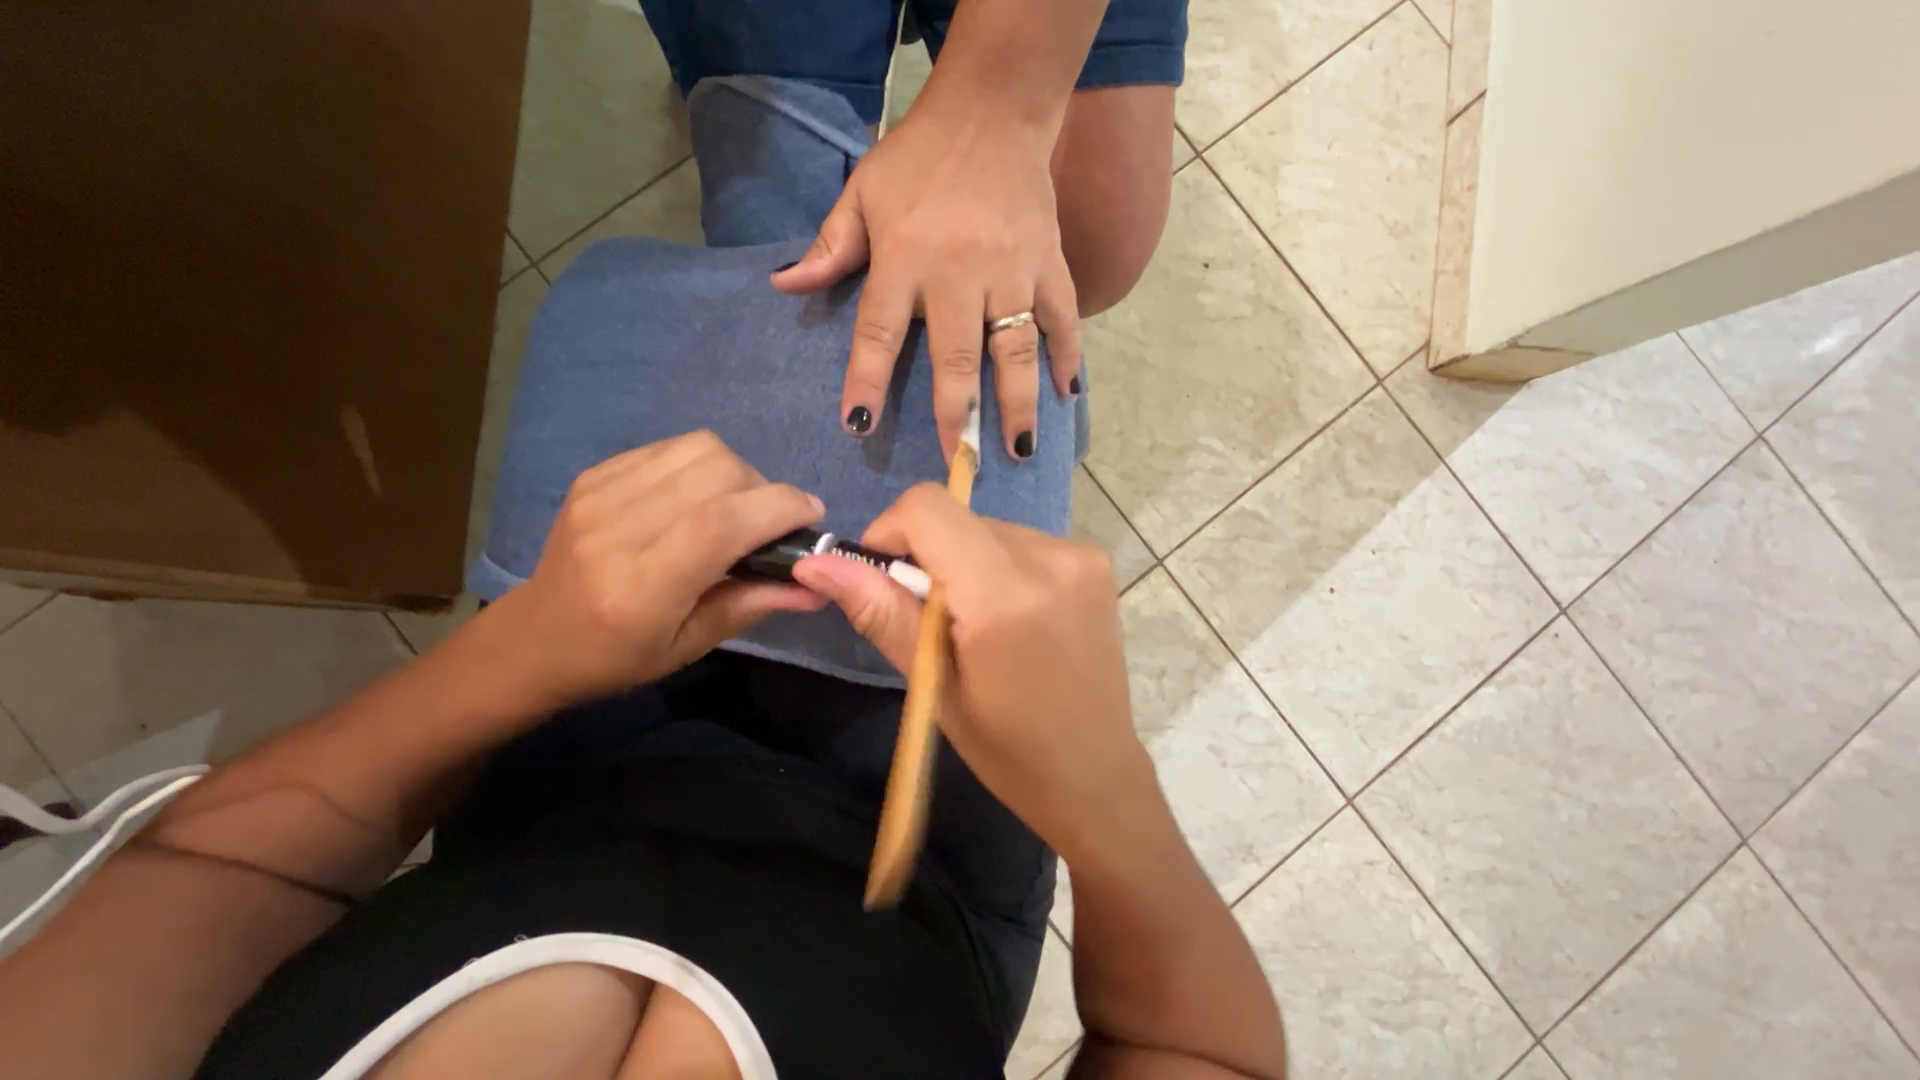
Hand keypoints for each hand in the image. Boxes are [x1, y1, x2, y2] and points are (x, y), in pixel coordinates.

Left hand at [489, 432, 827, 706]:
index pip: (720, 523)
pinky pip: (671, 448)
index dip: (777, 507)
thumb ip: (752, 606)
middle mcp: (617, 530)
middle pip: (715, 472)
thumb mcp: (689, 646)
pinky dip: (702, 466)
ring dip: (737, 472)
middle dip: (763, 489)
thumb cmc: (618, 656)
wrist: (535, 636)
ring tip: (737, 506)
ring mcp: (600, 494)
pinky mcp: (594, 474)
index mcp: (641, 588)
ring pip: (698, 448)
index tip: (810, 515)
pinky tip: (698, 497)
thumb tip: (818, 586)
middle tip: (769, 522)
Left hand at [770, 99, 1082, 463]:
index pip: (879, 332)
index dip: (868, 380)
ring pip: (1014, 348)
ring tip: (1018, 450)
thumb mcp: (862, 193)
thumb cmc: (917, 159)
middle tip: (959, 464)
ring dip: (1017, 402)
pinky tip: (1068, 393)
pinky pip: (1062, 317)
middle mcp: (959, 273)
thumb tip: (784, 286)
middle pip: (956, 357)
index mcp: (905, 259)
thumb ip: (830, 246)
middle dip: (958, 414)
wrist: (992, 112)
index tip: (861, 426)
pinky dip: (1067, 355)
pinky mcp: (1049, 264)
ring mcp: (1011, 271)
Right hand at [791, 485, 1155, 863]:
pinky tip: (1012, 620)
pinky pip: (1022, 542)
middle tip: (936, 624)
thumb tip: (816, 563)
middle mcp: (1050, 558)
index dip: (890, 531)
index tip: (884, 579)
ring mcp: (1080, 555)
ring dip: (966, 563)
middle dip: (929, 557)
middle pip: (958, 518)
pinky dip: (1000, 567)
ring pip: (988, 528)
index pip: (928, 508)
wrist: (1096, 773)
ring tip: (978, 629)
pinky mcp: (1095, 561)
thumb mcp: (934, 686)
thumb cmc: (1008, 750)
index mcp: (1005, 596)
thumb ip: (881, 613)